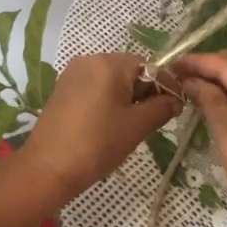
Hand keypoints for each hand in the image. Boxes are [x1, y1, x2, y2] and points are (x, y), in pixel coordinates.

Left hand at [19, 53, 182, 200]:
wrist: (48, 167)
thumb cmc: (97, 144)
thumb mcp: (136, 126)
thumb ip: (161, 108)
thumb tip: (175, 99)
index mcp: (109, 63)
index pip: (149, 67)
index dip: (165, 86)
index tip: (178, 108)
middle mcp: (89, 60)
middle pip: (129, 71)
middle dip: (145, 92)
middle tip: (155, 120)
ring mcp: (73, 74)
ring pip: (111, 80)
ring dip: (127, 98)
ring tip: (132, 126)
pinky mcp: (62, 89)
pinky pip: (94, 88)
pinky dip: (107, 101)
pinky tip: (109, 124)